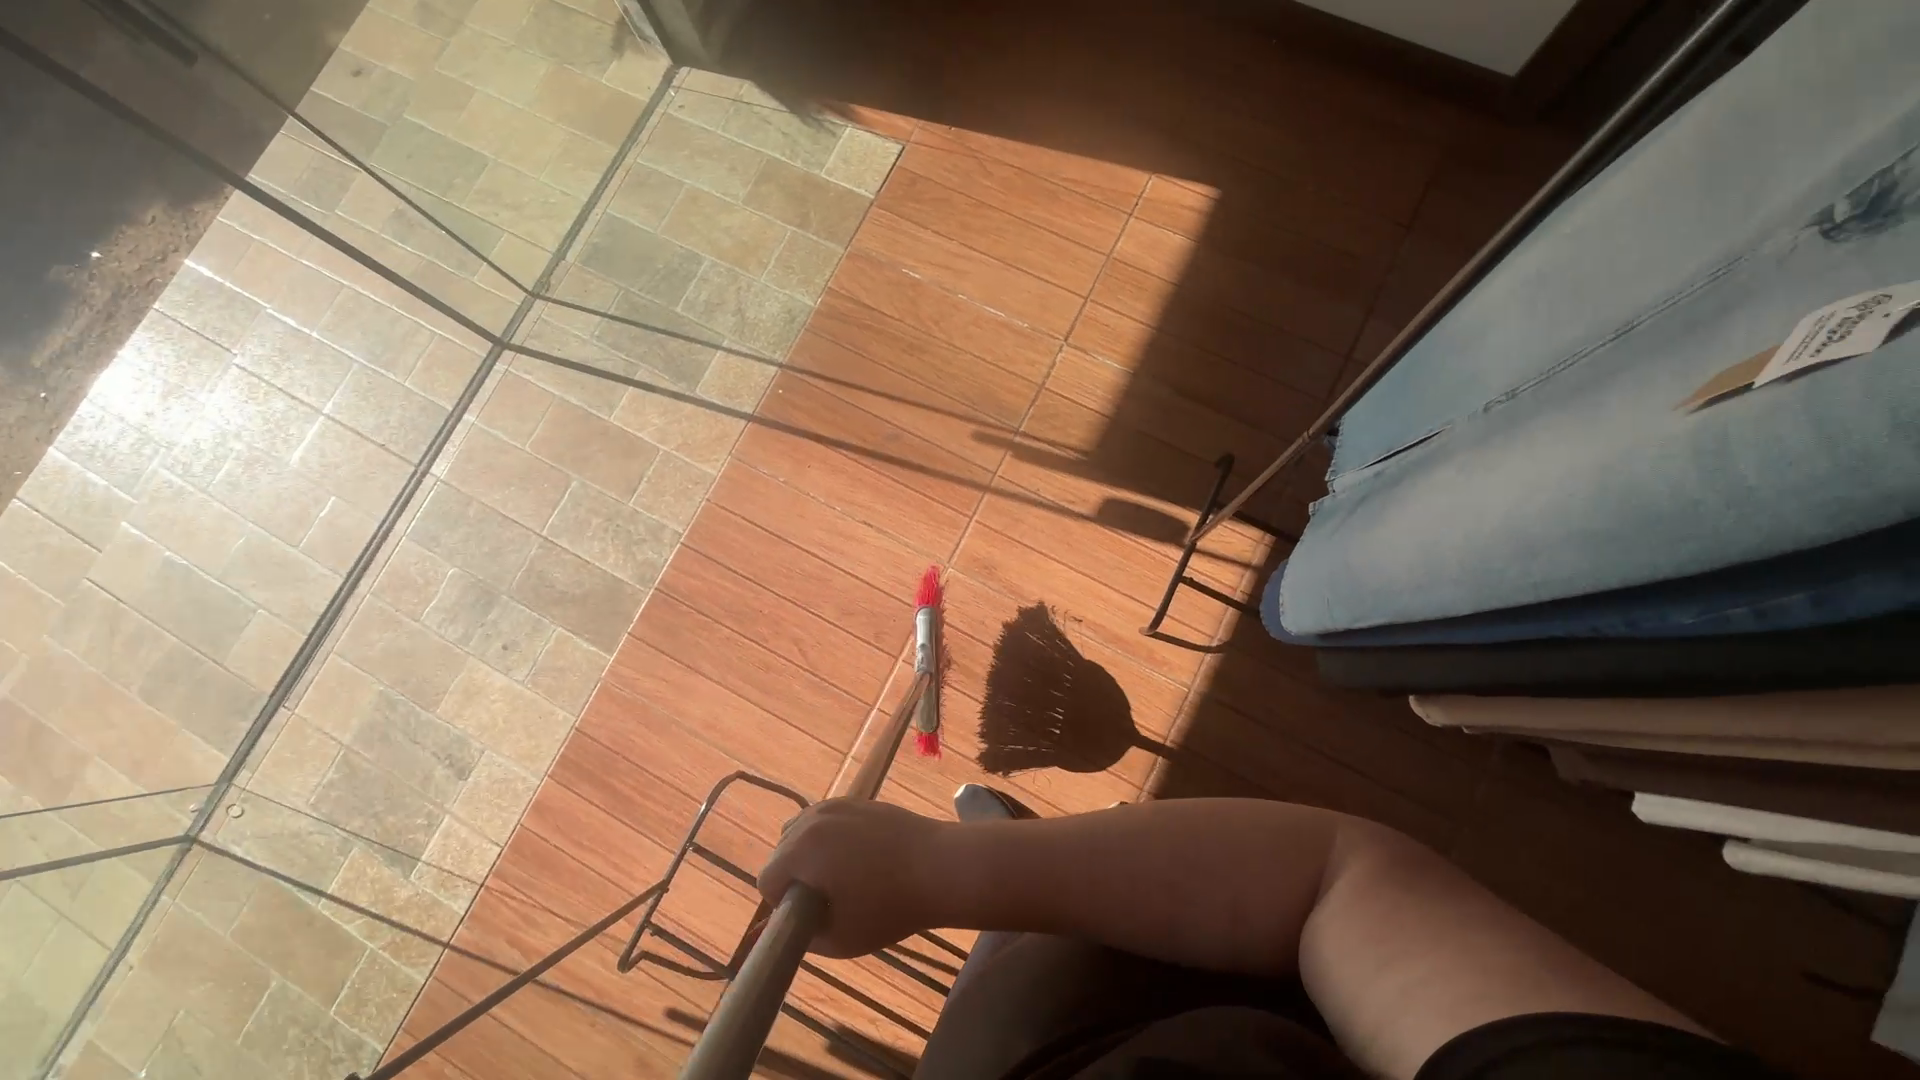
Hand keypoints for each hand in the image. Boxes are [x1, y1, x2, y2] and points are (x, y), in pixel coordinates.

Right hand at [758, 799, 950, 957]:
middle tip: (830, 898)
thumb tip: (770, 933)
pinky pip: (828, 820)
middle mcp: (812, 819)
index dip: (784, 903)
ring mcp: (837, 804)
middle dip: (795, 875)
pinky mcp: (859, 801)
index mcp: (799, 850)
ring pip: (803, 831)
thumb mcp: (838, 939)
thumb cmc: (887, 907)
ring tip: (843, 877)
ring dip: (811, 854)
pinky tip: (859, 857)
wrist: (939, 867)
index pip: (767, 880)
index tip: (813, 915)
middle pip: (782, 851)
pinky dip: (832, 838)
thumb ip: (799, 937)